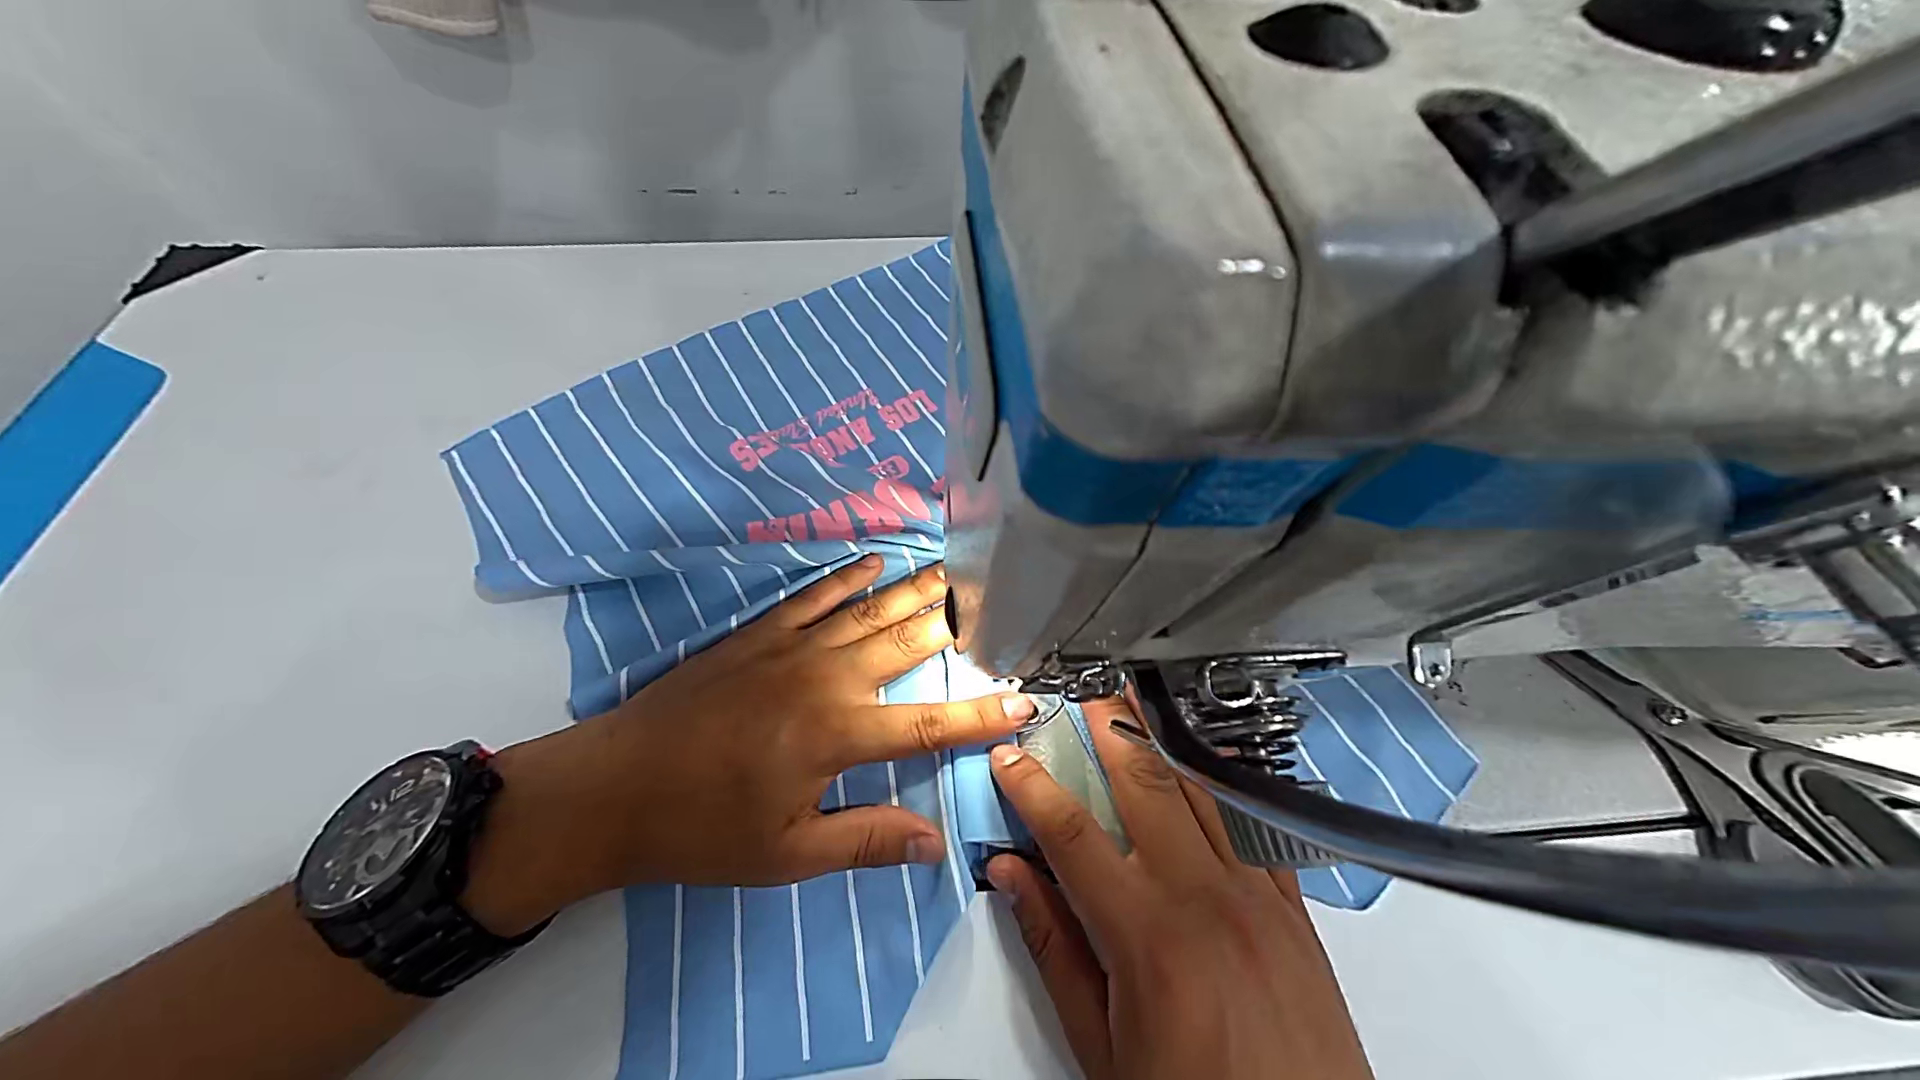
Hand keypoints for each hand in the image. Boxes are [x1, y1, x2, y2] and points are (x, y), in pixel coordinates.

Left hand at [463, 555, 1034, 933]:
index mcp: (839, 735)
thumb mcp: (787, 855)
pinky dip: (847, 577)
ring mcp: (791, 647)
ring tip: (952, 571)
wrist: (613, 787)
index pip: (930, 724)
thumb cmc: (703, 828)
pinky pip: (814, 596)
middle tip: (997, 600)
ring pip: (869, 610)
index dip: (982, 715)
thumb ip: (867, 840)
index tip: (1026, 701)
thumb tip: (937, 843)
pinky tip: (873, 561)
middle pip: (908, 644)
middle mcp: (827, 678)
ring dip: (914, 590)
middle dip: (956, 624)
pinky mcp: (758, 634)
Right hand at [986, 697, 1372, 1079]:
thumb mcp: (1101, 1044)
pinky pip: (1256, 827)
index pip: (1070, 833)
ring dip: (1166, 742)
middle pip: (1144, 786)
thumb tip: (1013, 879)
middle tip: (1086, 699)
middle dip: (1109, 731)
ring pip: (1203, 792)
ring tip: (1140, 708)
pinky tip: (1210, 765)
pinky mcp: (1293, 910)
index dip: (1031, 787)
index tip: (1009, 760)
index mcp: (1146, 936)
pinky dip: (1228, 787)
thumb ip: (1053, 947)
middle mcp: (1204, 901)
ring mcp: (1256, 898)